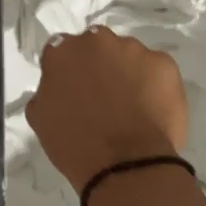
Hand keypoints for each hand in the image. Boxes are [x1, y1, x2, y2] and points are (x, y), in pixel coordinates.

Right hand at [26, 26, 187, 192]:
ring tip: (132, 106)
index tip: (75, 89)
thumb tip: (58, 87)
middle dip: (99, 64)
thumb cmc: (75, 145)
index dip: (70, 70)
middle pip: (97, 46)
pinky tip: (152, 109)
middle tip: (104, 96)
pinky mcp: (164, 63)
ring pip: (129, 56)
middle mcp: (97, 40)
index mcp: (62, 51)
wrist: (126, 166)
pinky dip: (154, 84)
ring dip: (128, 72)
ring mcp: (133, 49)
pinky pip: (156, 69)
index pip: (62, 50)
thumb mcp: (41, 117)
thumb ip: (48, 90)